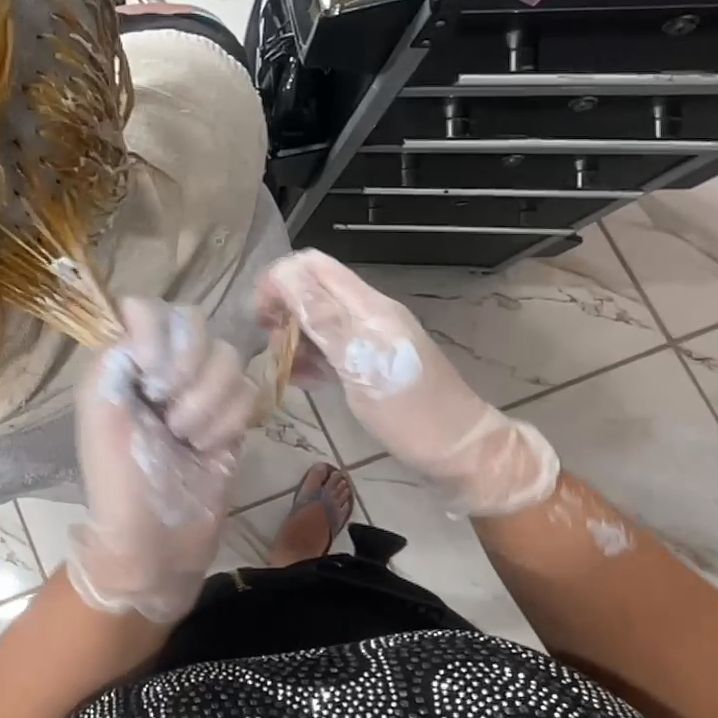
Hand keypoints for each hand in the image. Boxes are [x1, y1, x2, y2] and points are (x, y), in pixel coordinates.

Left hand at [69, 299, 254, 621]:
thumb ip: (113, 359)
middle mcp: (161, 368)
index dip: (158, 335)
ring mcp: (198, 390)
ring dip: (207, 401)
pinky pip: (249, 390)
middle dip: (187, 368)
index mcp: (122, 363)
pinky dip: (229, 420)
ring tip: (185, 438)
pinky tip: (207, 448)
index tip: (150, 375)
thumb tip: (143, 321)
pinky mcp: (231, 417)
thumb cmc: (117, 481)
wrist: (155, 541)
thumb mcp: (99, 415)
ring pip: (228, 356)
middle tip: (166, 408)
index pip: (147, 309)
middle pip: (195, 323)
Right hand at [256, 250, 558, 516]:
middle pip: (311, 290)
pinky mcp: (367, 364)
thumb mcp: (361, 365)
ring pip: (315, 320)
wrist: (458, 452)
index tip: (259, 317)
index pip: (313, 265)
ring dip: (291, 337)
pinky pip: (327, 348)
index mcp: (367, 307)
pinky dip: (308, 359)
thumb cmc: (410, 412)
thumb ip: (323, 319)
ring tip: (285, 368)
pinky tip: (302, 381)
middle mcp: (366, 315)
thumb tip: (285, 276)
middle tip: (270, 346)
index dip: (278, 280)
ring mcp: (368, 340)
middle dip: (281, 310)